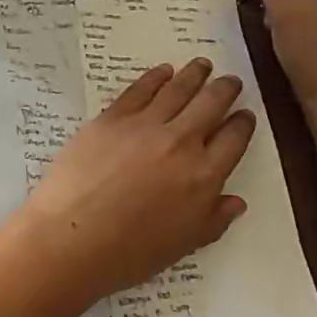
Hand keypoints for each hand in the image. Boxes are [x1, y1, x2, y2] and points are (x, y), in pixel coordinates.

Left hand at [15, 60, 256, 300]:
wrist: (73, 236)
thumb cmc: (129, 252)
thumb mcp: (182, 244)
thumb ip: (213, 220)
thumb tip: (236, 201)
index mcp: (204, 176)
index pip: (233, 140)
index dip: (242, 124)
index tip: (244, 114)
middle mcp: (180, 143)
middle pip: (210, 105)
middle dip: (224, 90)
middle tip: (230, 81)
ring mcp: (144, 126)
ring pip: (177, 90)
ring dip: (194, 75)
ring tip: (202, 65)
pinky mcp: (111, 118)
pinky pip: (139, 90)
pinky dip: (154, 77)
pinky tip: (162, 71)